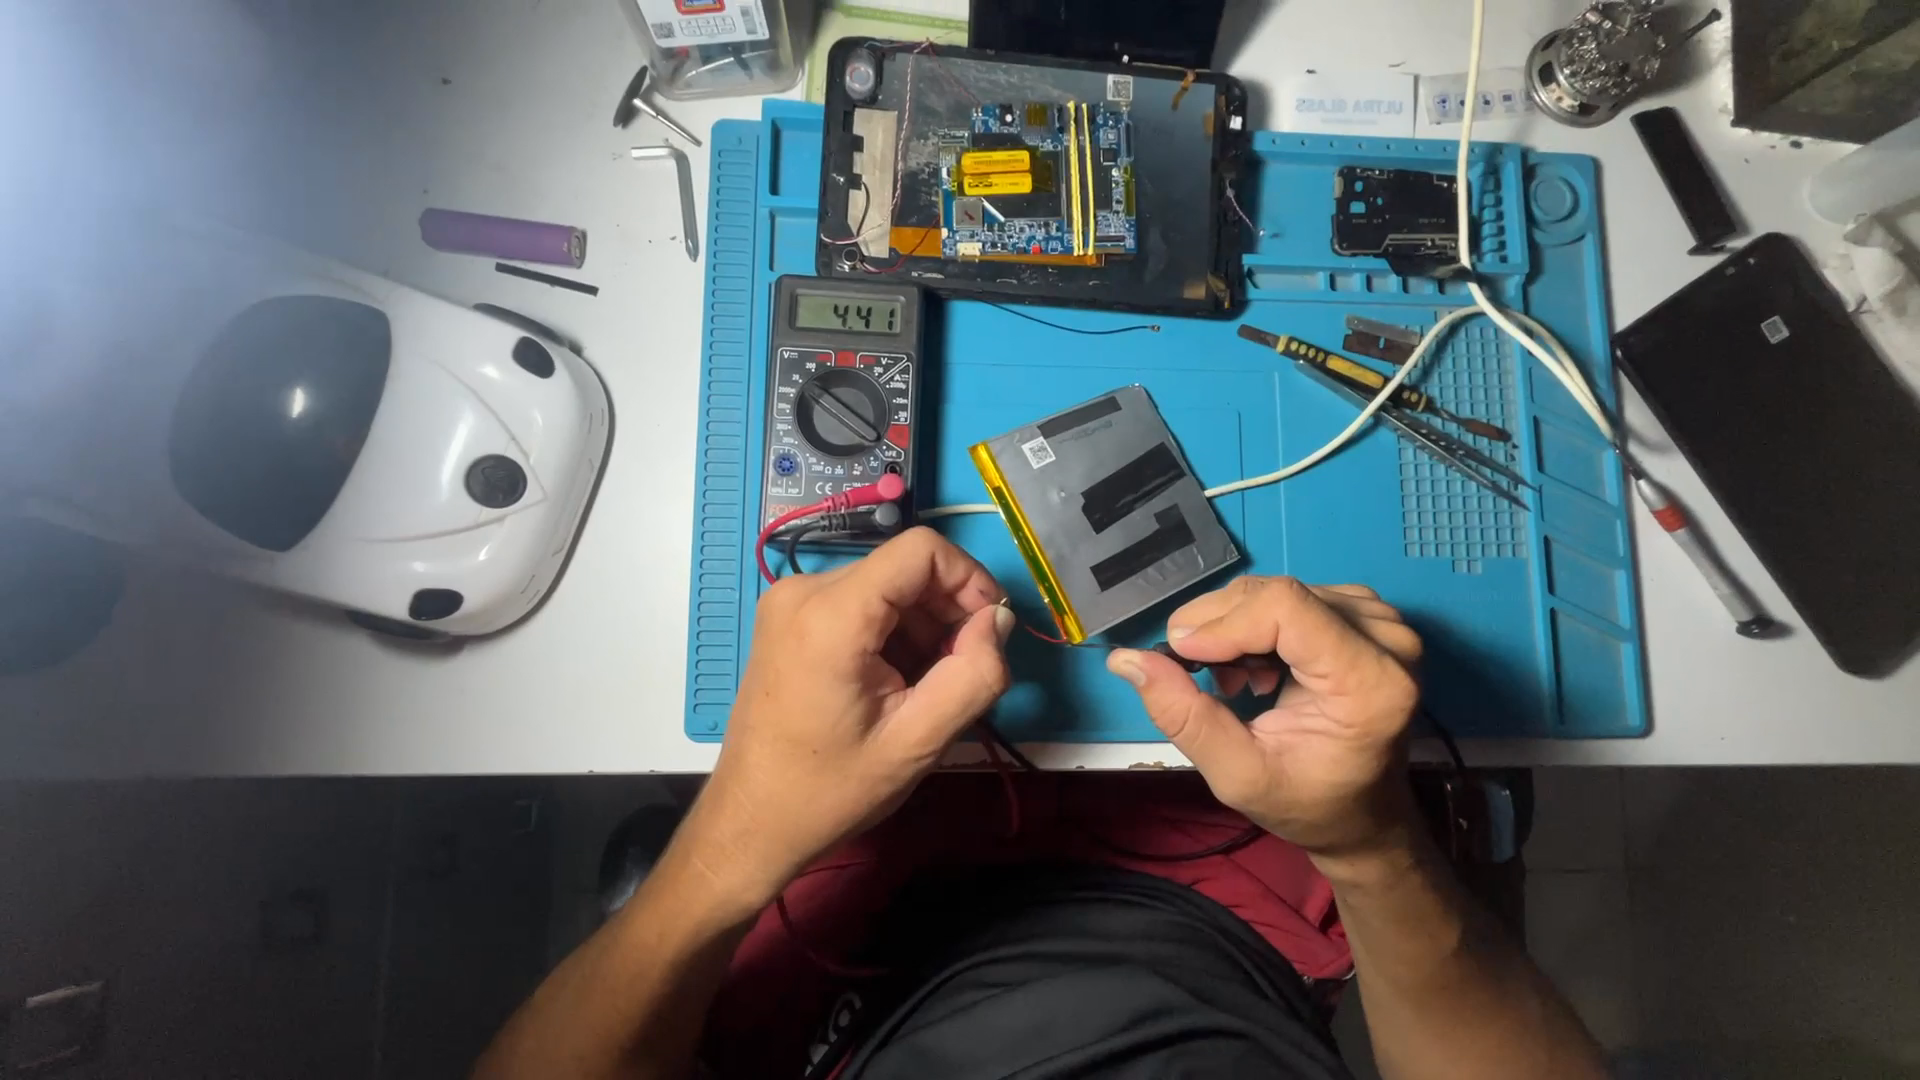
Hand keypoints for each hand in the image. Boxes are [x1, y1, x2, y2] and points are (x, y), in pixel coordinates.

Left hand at [688, 528, 1014, 902]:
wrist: (751, 822)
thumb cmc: (829, 790)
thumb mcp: (917, 743)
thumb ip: (974, 675)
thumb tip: (998, 619)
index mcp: (832, 613)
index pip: (922, 549)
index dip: (969, 580)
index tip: (987, 631)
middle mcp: (804, 589)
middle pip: (905, 568)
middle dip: (948, 611)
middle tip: (961, 671)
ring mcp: (791, 600)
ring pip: (888, 584)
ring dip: (924, 625)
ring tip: (926, 686)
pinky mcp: (791, 617)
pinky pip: (863, 601)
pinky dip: (895, 631)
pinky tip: (896, 681)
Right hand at [1106, 576, 1422, 863]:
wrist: (1362, 810)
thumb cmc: (1306, 802)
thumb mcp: (1236, 775)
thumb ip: (1182, 716)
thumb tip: (1125, 659)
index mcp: (1371, 684)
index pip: (1285, 608)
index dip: (1221, 622)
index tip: (1179, 654)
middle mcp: (1387, 639)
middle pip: (1274, 593)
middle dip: (1216, 626)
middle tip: (1197, 675)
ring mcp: (1379, 619)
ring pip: (1273, 590)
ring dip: (1232, 627)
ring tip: (1232, 679)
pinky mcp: (1364, 612)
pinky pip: (1287, 595)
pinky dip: (1253, 623)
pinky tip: (1255, 662)